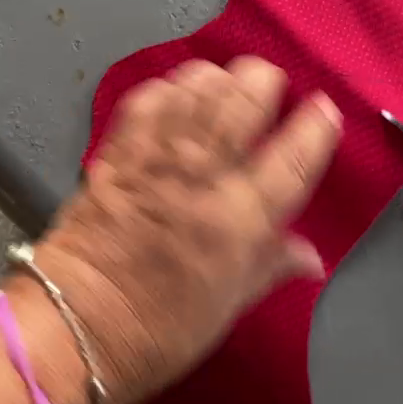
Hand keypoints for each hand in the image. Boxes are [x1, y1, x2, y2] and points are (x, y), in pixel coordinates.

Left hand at [31, 58, 341, 403]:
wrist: (78, 322)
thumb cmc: (158, 327)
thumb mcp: (227, 305)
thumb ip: (270, 266)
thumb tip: (311, 257)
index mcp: (237, 221)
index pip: (291, 160)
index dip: (314, 128)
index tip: (324, 107)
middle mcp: (201, 177)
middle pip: (242, 104)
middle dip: (263, 79)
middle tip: (271, 80)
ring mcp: (158, 157)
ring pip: (197, 91)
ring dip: (218, 76)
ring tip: (228, 79)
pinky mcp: (120, 149)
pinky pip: (148, 99)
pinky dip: (169, 86)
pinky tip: (178, 89)